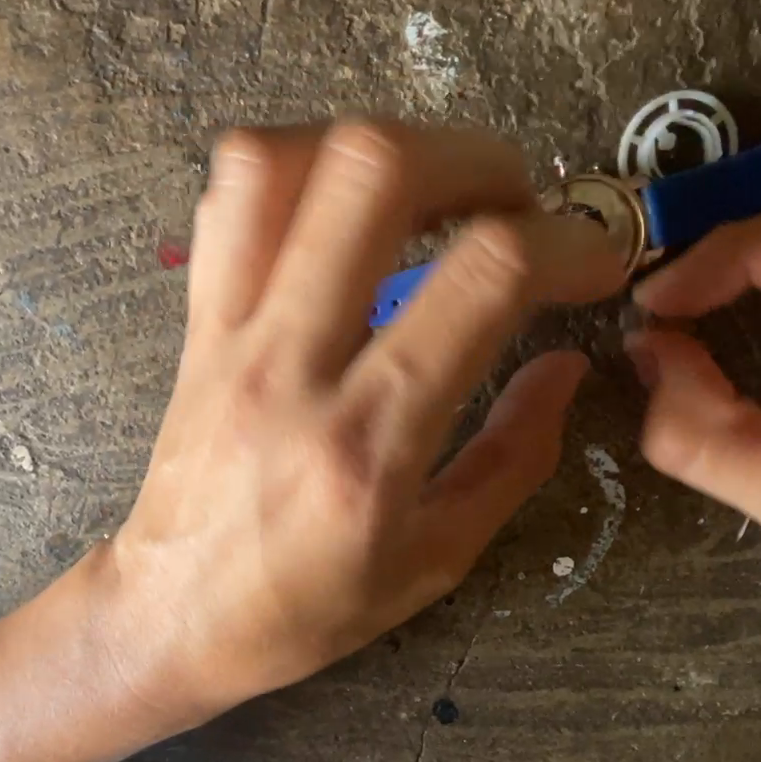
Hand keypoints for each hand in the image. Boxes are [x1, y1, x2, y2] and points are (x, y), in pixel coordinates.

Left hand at [100, 123, 625, 719]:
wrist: (168, 616)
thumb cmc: (302, 608)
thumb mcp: (433, 562)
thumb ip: (513, 458)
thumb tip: (564, 366)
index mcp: (369, 438)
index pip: (483, 276)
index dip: (566, 241)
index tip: (592, 258)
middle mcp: (291, 363)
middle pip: (372, 173)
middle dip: (471, 153)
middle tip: (510, 198)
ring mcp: (228, 334)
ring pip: (280, 163)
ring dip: (372, 145)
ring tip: (423, 192)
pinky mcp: (194, 326)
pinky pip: (227, 203)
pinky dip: (292, 169)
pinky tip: (336, 211)